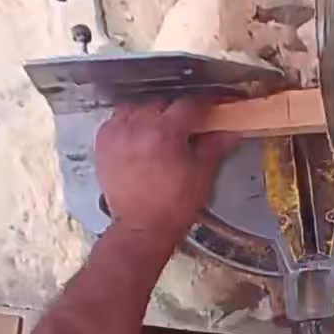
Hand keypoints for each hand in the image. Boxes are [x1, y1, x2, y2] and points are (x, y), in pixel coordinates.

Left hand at [94, 99, 240, 244]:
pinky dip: (129, 126)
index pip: (190, 105)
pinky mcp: (103, 143)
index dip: (204, 107)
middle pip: (162, 105)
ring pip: (138, 109)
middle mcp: (138, 127)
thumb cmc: (173, 207)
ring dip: (150, 118)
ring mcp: (117, 133)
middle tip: (183, 133)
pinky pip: (117, 120)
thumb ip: (214, 146)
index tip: (211, 111)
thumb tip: (230, 129)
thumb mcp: (201, 176)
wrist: (142, 229)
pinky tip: (138, 141)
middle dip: (175, 116)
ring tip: (157, 137)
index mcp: (166, 133)